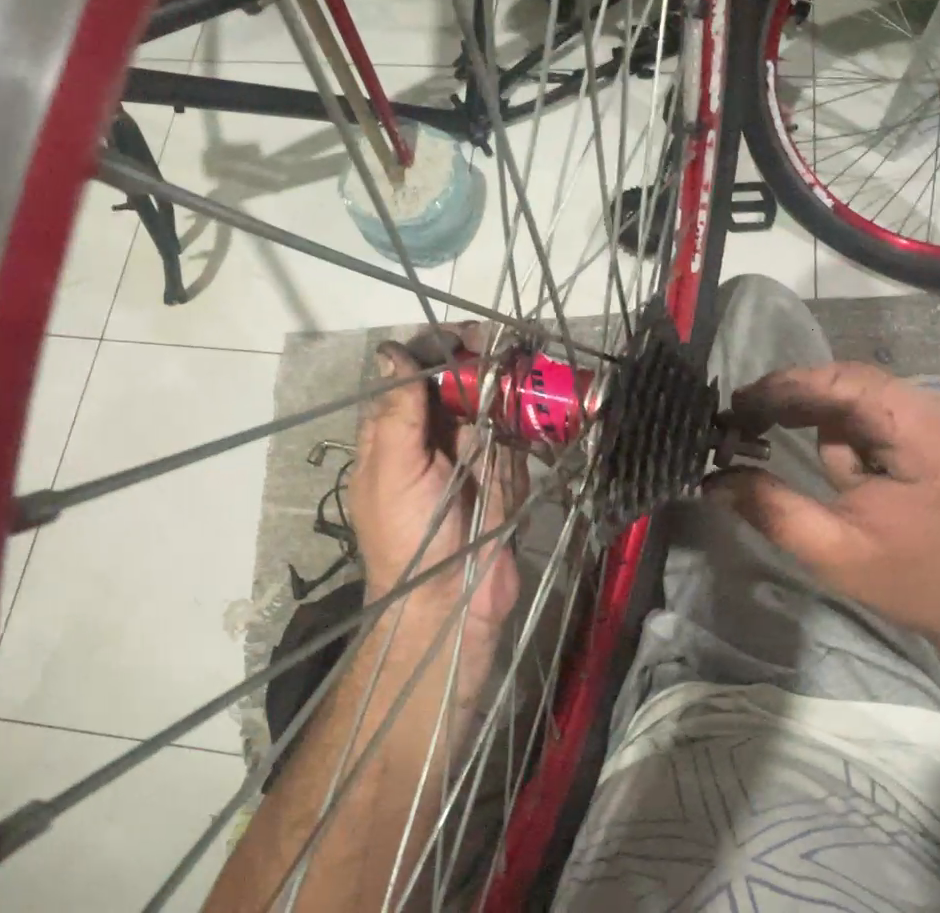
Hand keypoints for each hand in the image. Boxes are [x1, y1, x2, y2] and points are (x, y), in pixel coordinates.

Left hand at [349, 338, 524, 636]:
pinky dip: (533, 416)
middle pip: (458, 384)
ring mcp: (473, 454)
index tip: (466, 337)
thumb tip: (391, 351)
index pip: (414, 375)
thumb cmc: (407, 534)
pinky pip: (519, 435)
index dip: (438, 351)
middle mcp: (435, 437)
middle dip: (484, 362)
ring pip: (492, 404)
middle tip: (510, 346)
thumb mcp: (393, 469)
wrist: (450, 602)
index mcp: (396, 433)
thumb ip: (398, 411)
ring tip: (534, 365)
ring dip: (513, 383)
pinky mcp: (506, 474)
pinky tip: (548, 398)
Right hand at [707, 362, 939, 653]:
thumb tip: (713, 479)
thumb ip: (770, 508)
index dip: (788, 385)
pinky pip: (887, 410)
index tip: (739, 403)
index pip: (849, 383)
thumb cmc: (915, 583)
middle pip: (855, 385)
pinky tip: (860, 476)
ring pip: (867, 397)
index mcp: (933, 435)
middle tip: (749, 429)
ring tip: (842, 486)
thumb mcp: (833, 552)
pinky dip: (859, 433)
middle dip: (803, 408)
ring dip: (836, 428)